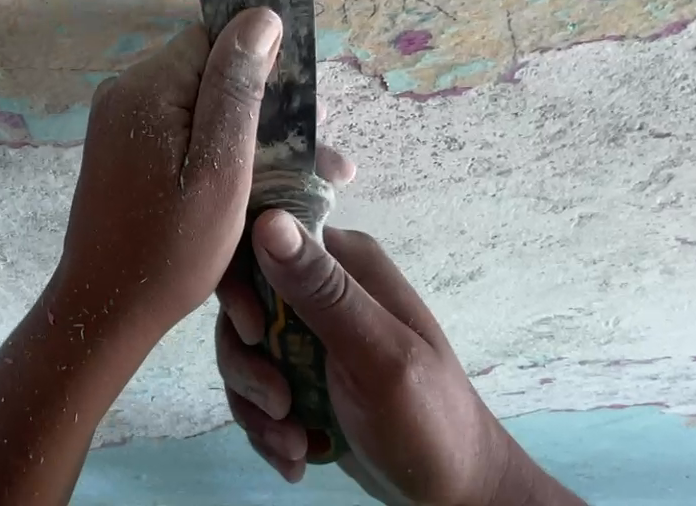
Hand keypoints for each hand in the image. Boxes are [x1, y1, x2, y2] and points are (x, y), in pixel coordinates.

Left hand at [50, 8, 282, 344]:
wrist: (106, 306)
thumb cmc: (170, 247)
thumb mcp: (220, 168)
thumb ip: (237, 88)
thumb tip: (260, 16)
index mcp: (147, 87)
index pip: (213, 40)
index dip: (259, 62)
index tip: (300, 102)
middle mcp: (127, 92)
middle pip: (208, 76)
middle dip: (263, 109)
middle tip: (318, 155)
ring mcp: (120, 122)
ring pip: (198, 108)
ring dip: (246, 137)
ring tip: (305, 178)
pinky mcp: (123, 148)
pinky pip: (180, 133)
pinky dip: (216, 153)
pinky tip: (257, 186)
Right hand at [218, 214, 581, 505]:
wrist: (457, 500)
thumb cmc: (430, 421)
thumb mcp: (378, 354)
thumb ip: (323, 289)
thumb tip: (266, 218)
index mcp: (344, 260)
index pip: (261, 239)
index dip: (239, 281)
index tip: (253, 332)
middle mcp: (321, 285)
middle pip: (242, 300)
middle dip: (247, 361)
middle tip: (278, 404)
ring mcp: (308, 330)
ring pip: (242, 348)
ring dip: (255, 402)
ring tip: (292, 443)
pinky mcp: (299, 372)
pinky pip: (252, 385)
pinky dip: (264, 423)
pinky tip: (295, 452)